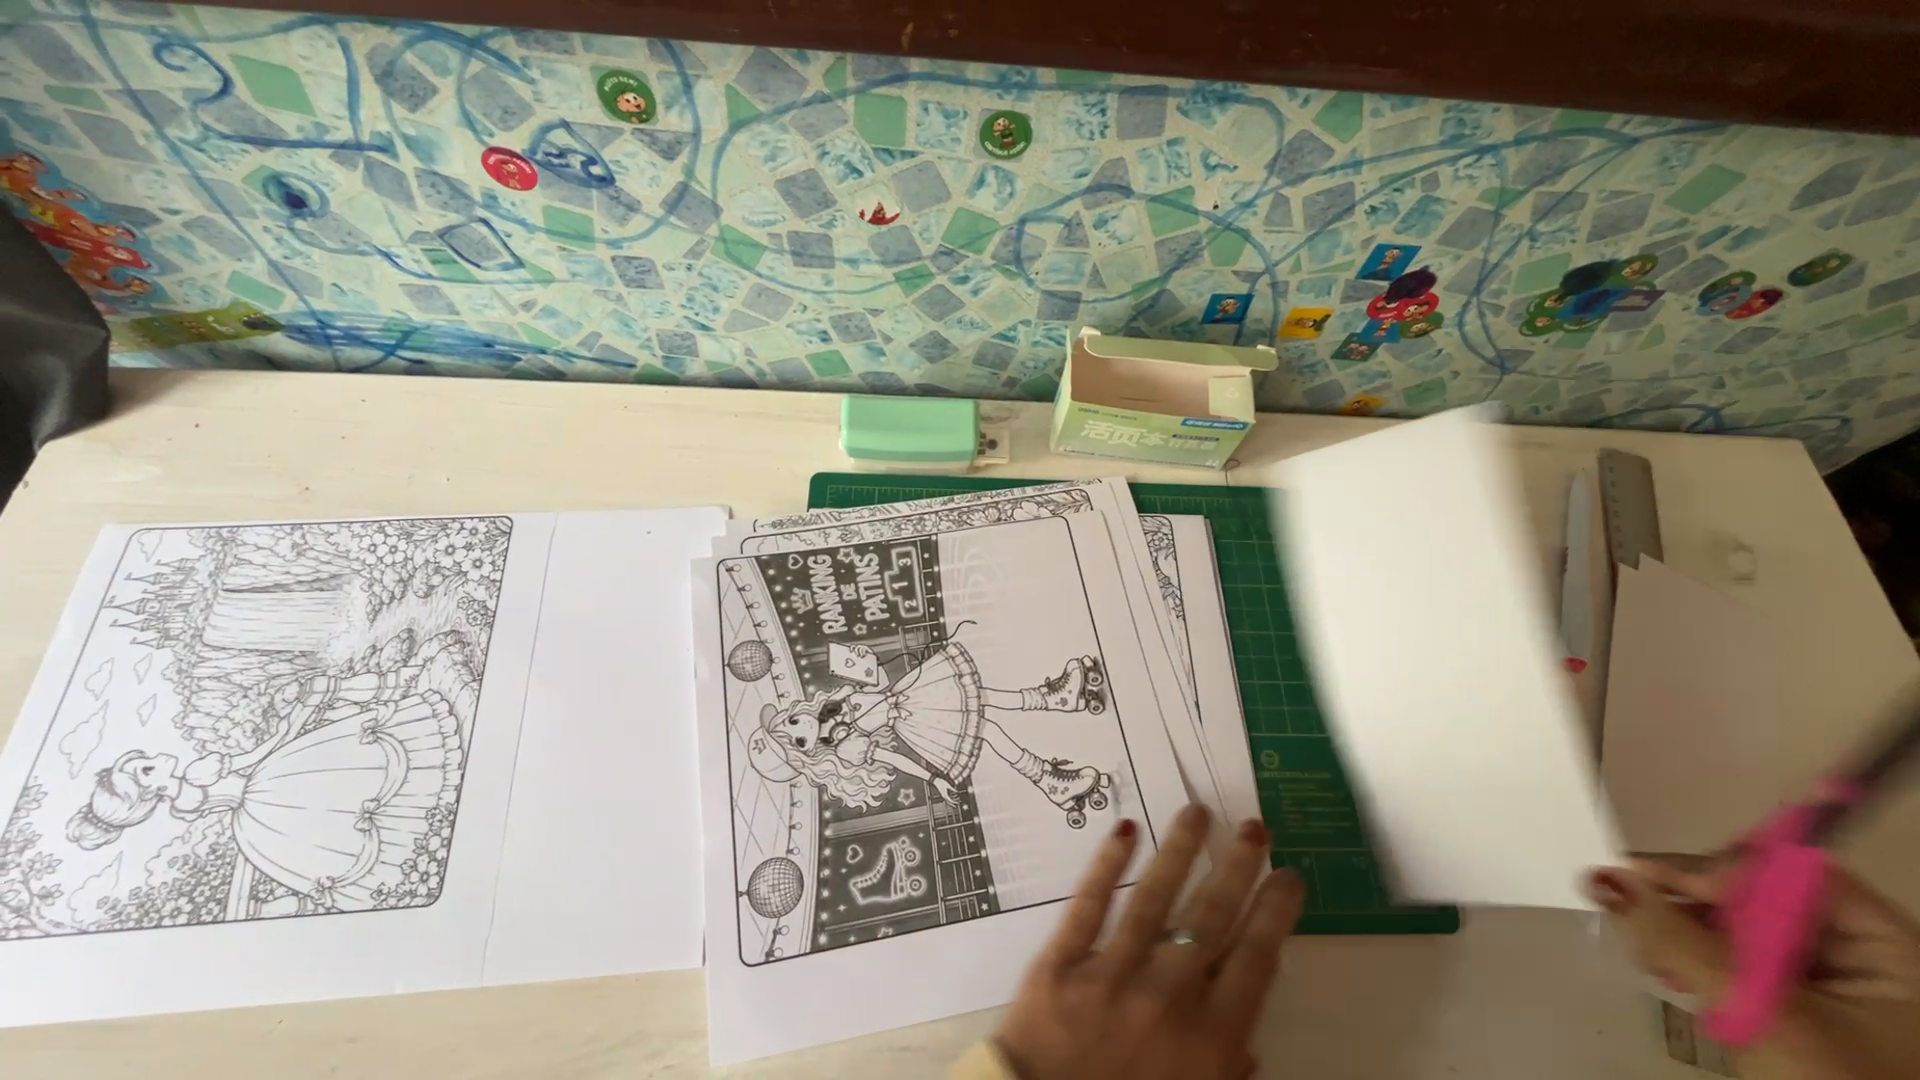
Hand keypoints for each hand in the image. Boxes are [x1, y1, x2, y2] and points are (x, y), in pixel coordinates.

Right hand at [933, 777, 958, 802]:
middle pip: (949, 802)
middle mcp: (944, 796)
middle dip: (954, 803)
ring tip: (958, 798)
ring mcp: (944, 795)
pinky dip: (952, 797)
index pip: (950, 801)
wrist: (937, 781)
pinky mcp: (944, 793)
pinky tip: (955, 795)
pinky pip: (948, 796)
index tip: (957, 803)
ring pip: (949, 799)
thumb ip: (952, 789)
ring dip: (953, 799)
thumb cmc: (941, 783)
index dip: (954, 802)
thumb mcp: (948, 785)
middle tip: (958, 803)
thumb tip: (956, 791)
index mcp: (945, 795)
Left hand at [996, 804, 1305, 1079]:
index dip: (1275, 912)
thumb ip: (1227, 1070)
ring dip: (1181, 849)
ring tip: (1198, 810)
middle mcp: (1167, 995)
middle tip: (1254, 827)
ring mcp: (1111, 972)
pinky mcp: (1060, 961)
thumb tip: (1247, 1039)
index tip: (1287, 876)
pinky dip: (1107, 863)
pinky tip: (1125, 829)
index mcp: (1209, 1039)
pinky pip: (1089, 904)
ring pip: (1154, 897)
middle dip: (1237, 868)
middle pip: (1211, 917)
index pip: (1255, 959)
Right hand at [1591, 858, 1919, 1079]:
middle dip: (1687, 902)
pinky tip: (1663, 969)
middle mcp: (1860, 951)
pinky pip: (1733, 954)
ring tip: (1643, 952)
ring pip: (1736, 923)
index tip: (1660, 886)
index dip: (1728, 871)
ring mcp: (1828, 978)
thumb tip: (1605, 879)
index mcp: (1888, 947)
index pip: (1796, 872)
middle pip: (1759, 893)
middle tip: (1627, 909)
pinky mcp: (1793, 999)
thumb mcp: (1758, 1011)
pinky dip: (1691, 955)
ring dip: (1678, 929)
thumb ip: (1681, 941)